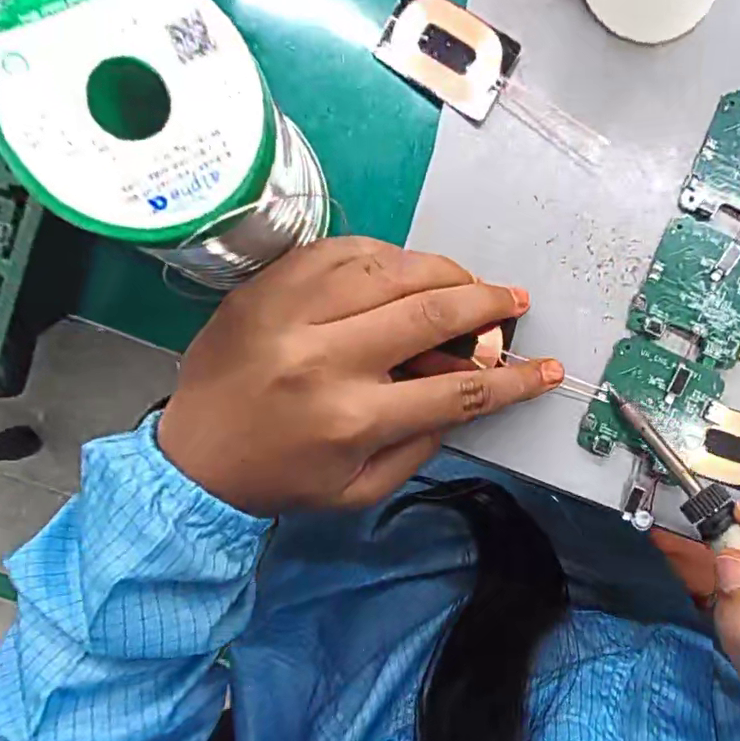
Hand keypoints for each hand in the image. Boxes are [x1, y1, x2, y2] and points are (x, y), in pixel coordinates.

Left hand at [157, 238, 563, 514]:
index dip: (512, 381)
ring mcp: (293, 313)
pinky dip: (385, 256)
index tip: (546, 370)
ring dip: (442, 271)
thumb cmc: (283, 481)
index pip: (457, 392)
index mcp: (353, 419)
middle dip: (486, 305)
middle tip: (514, 302)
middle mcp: (327, 357)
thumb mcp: (360, 489)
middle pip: (429, 313)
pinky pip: (341, 250)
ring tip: (466, 282)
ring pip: (389, 269)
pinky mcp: (269, 286)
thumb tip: (463, 397)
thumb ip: (419, 446)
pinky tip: (404, 270)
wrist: (193, 457)